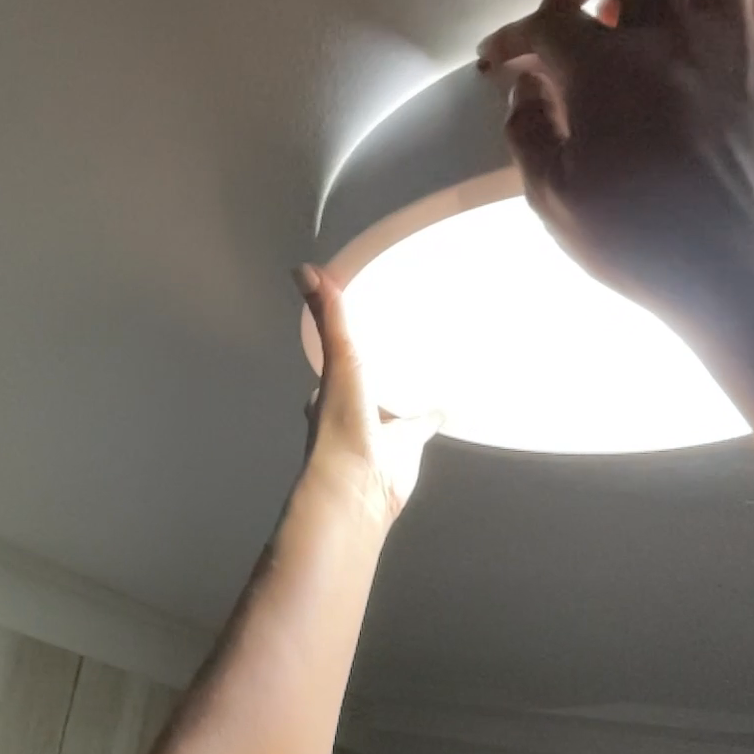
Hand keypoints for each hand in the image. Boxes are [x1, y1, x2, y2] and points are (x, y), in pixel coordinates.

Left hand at [296, 264, 440, 521]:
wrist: (360, 485)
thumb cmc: (343, 422)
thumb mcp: (339, 361)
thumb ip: (329, 318)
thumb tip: (302, 268)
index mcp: (328, 393)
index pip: (333, 363)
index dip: (339, 346)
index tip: (351, 326)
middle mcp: (350, 411)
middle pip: (363, 383)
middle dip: (373, 369)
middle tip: (394, 342)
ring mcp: (379, 431)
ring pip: (393, 404)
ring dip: (403, 390)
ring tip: (427, 362)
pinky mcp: (408, 448)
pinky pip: (423, 425)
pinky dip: (433, 415)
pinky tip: (450, 403)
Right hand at [478, 0, 753, 318]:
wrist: (735, 265)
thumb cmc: (631, 239)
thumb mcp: (552, 198)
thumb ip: (528, 131)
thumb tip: (523, 88)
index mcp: (608, 72)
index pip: (547, 23)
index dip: (513, 36)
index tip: (497, 58)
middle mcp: (676, 35)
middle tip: (569, 10)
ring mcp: (742, 39)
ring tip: (641, 10)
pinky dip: (732, 0)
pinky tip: (709, 36)